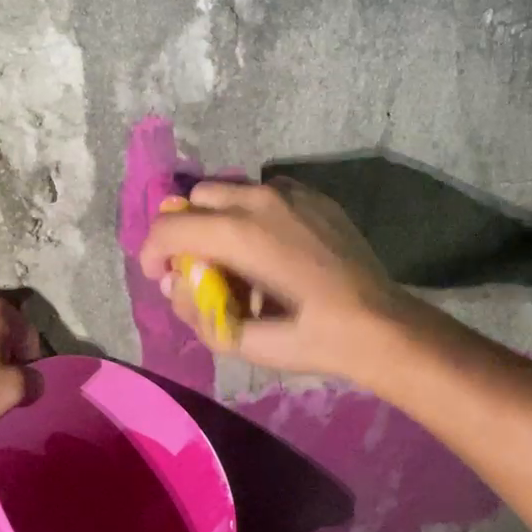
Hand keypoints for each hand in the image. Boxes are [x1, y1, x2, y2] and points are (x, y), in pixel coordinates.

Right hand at [138, 178, 414, 379]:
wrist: (379, 324)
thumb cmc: (311, 338)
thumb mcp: (242, 340)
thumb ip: (195, 309)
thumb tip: (176, 284)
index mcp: (239, 232)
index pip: (169, 227)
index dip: (151, 253)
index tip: (159, 277)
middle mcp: (259, 199)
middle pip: (196, 199)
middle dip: (184, 230)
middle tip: (195, 267)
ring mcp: (290, 192)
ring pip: (230, 191)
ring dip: (218, 220)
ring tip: (234, 258)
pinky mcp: (313, 195)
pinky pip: (264, 193)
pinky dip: (251, 214)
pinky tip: (269, 248)